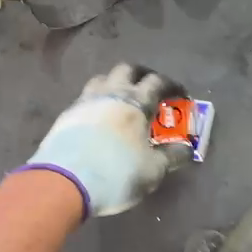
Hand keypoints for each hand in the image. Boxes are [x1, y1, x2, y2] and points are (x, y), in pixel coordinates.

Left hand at [15, 64, 191, 217]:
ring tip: (122, 100)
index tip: (181, 96)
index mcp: (137, 101)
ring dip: (115, 84)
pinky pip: (86, 99)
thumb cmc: (117, 173)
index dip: (172, 86)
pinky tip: (99, 119)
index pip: (158, 82)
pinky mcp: (66, 116)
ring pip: (102, 79)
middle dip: (141, 75)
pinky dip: (98, 102)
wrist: (64, 182)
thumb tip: (186, 148)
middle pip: (127, 70)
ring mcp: (85, 102)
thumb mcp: (153, 170)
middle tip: (150, 89)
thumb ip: (172, 156)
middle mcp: (111, 93)